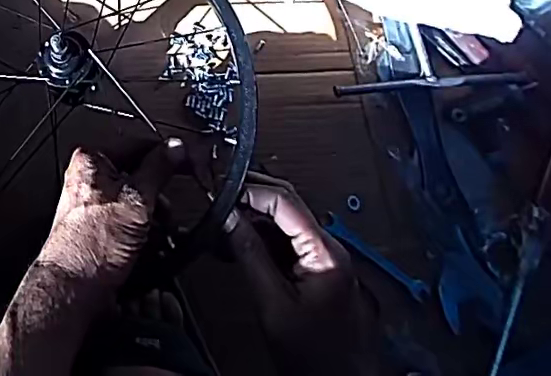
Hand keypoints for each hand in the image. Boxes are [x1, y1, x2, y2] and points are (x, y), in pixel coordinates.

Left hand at [34, 142, 176, 298]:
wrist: (72, 290)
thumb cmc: (91, 245)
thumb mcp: (137, 199)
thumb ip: (158, 170)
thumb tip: (174, 148)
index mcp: (92, 159)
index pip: (137, 146)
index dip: (164, 155)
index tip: (185, 162)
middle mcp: (87, 178)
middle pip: (137, 177)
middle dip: (157, 198)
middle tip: (166, 211)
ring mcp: (91, 206)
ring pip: (134, 203)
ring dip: (153, 219)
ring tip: (160, 235)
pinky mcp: (96, 230)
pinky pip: (126, 222)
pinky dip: (141, 232)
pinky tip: (150, 247)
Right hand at [226, 175, 384, 375]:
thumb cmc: (319, 362)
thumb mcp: (273, 305)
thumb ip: (250, 254)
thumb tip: (229, 216)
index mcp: (326, 252)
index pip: (284, 200)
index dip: (250, 190)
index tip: (223, 191)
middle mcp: (330, 249)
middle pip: (286, 204)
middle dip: (251, 197)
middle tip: (221, 197)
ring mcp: (325, 260)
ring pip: (285, 221)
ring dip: (255, 217)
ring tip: (226, 222)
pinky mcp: (318, 272)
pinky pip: (287, 242)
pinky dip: (263, 237)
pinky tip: (241, 243)